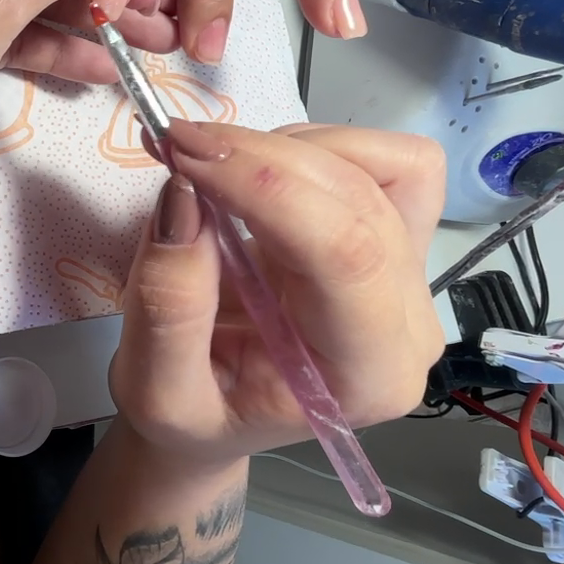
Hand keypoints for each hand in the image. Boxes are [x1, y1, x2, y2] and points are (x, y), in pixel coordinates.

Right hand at [111, 123, 442, 469]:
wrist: (215, 417)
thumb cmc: (190, 417)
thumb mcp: (156, 389)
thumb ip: (166, 303)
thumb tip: (181, 196)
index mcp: (364, 372)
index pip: (345, 252)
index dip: (264, 187)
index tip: (182, 155)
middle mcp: (407, 320)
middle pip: (364, 199)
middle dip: (261, 156)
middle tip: (175, 145)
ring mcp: (404, 277)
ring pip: (383, 169)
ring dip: (286, 148)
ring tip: (208, 164)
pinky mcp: (387, 242)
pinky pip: (381, 166)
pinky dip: (311, 148)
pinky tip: (251, 172)